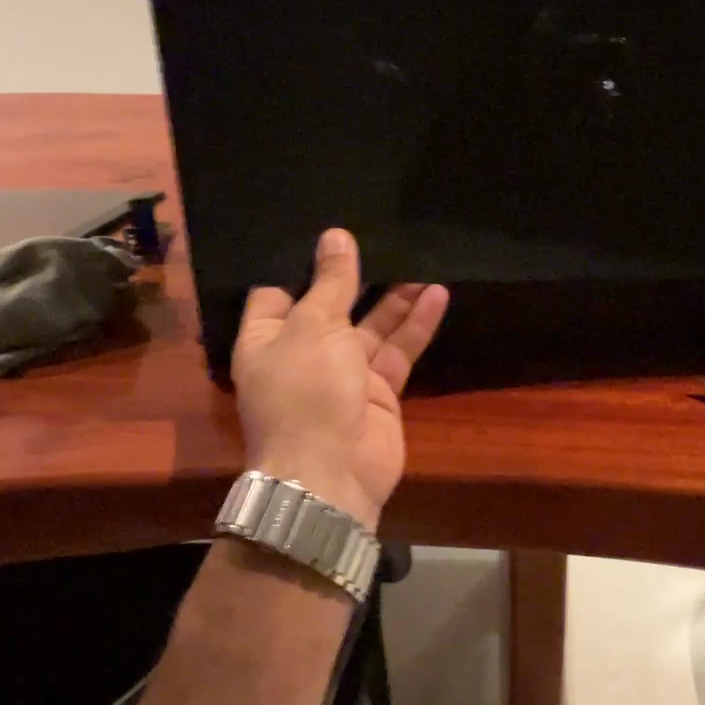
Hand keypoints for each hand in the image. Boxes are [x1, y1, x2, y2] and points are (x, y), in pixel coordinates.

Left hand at [232, 228, 448, 530]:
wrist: (332, 475)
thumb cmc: (306, 392)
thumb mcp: (314, 327)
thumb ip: (331, 282)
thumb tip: (335, 236)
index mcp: (267, 338)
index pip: (279, 290)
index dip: (302, 261)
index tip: (327, 229)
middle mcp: (303, 351)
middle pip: (331, 304)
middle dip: (356, 274)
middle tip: (384, 234)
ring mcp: (343, 372)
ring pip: (371, 325)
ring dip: (395, 297)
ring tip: (422, 258)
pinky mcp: (378, 390)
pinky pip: (397, 350)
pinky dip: (416, 325)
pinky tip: (438, 293)